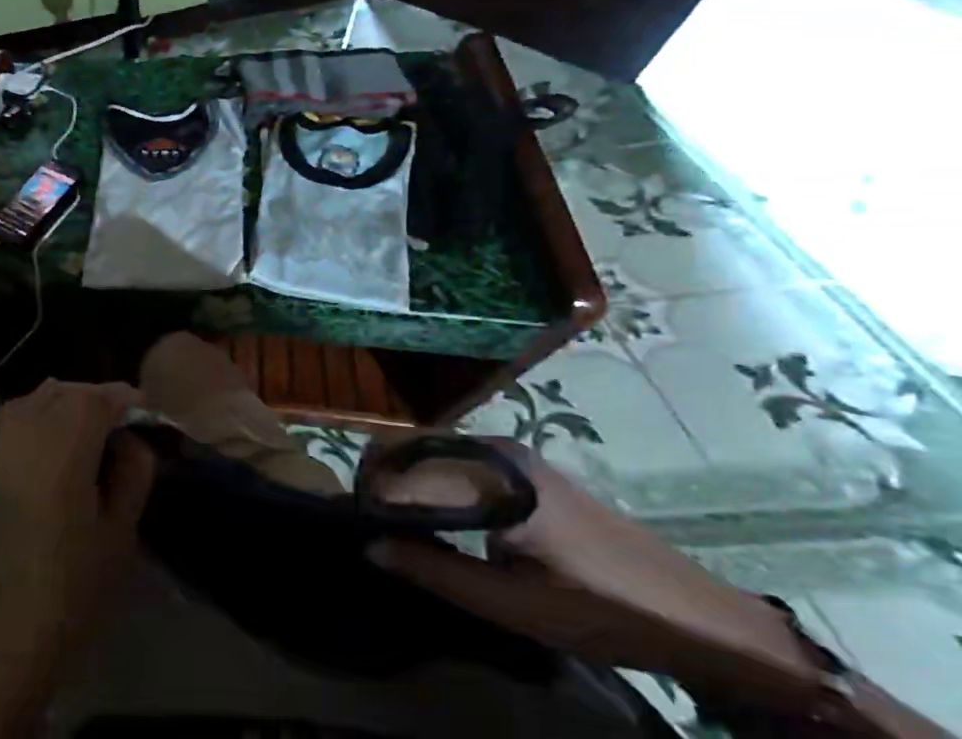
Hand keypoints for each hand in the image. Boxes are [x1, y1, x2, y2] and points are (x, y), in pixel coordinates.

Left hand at [0, 380, 156, 669]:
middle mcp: (27, 440)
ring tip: (94, 425)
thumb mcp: (124, 527)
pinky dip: (41, 408)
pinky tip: (58, 430)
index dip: (122, 397)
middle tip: (124, 421)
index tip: (145, 409)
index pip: (94, 401)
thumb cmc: (82, 579)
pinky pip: (18, 411)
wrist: (24, 614)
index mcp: (62, 458)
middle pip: (66, 392)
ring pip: (40, 395)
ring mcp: (3, 445)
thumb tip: (131, 435)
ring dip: (70, 399)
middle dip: (99, 398)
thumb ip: (134, 469)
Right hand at [366, 437, 822, 708]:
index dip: (372, 497)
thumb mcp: (512, 606)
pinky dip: (427, 476)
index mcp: (492, 478)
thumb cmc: (601, 611)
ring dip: (401, 476)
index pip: (401, 471)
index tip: (364, 529)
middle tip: (375, 524)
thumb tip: (369, 545)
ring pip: (426, 447)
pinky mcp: (520, 463)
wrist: (699, 617)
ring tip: (398, 521)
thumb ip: (433, 571)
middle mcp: (495, 450)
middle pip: (407, 445)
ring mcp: (509, 452)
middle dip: (379, 478)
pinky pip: (452, 456)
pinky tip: (435, 513)